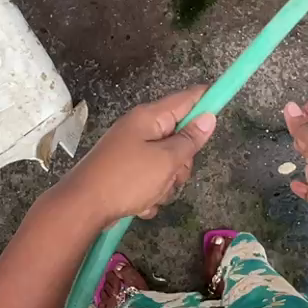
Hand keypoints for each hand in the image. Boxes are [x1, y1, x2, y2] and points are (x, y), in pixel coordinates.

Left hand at [51, 87, 216, 226]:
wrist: (82, 207)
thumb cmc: (126, 179)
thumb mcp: (165, 160)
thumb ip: (189, 140)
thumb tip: (209, 117)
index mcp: (149, 118)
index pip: (186, 99)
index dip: (207, 100)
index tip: (225, 105)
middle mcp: (140, 130)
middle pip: (179, 138)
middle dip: (182, 162)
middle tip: (172, 174)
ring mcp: (131, 152)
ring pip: (167, 164)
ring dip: (165, 184)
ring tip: (151, 194)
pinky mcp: (125, 173)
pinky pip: (150, 181)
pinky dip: (149, 195)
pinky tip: (139, 205)